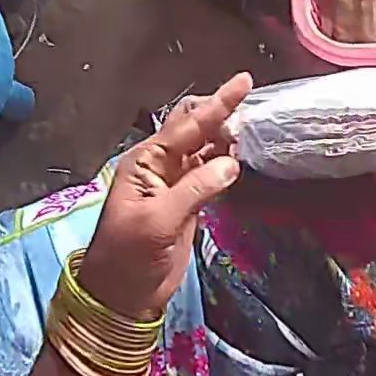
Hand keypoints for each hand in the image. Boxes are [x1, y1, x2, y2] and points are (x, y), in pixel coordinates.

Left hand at [76, 73, 252, 317]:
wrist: (123, 294)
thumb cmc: (129, 255)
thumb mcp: (158, 220)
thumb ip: (195, 189)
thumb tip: (230, 163)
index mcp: (146, 161)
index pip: (186, 126)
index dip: (216, 104)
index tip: (243, 82)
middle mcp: (160, 165)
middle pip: (194, 128)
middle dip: (219, 112)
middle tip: (250, 103)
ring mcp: (175, 183)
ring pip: (205, 148)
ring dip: (226, 136)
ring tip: (252, 125)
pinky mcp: (189, 201)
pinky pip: (211, 172)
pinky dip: (226, 162)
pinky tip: (241, 155)